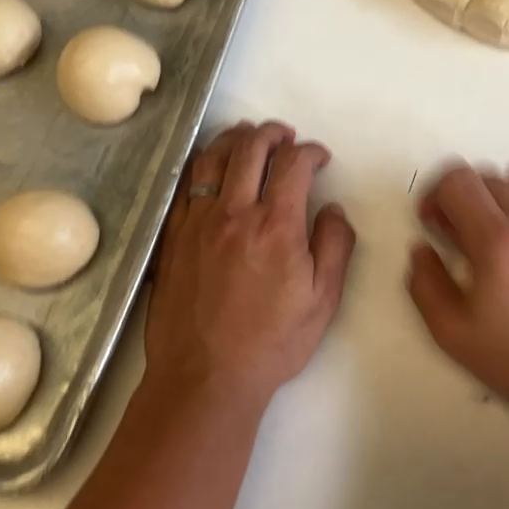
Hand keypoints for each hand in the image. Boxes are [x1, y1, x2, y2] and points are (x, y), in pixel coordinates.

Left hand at [144, 121, 356, 409]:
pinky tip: (209, 168)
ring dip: (233, 139)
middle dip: (272, 133)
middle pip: (250, 149)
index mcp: (277, 225)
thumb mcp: (323, 300)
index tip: (319, 157)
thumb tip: (332, 210)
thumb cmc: (272, 342)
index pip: (293, 164)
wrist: (206, 375)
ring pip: (211, 159)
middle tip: (285, 135)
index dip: (310, 151)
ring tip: (247, 138)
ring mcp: (197, 222)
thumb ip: (335, 247)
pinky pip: (184, 185)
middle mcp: (235, 213)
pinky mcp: (173, 237)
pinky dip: (200, 165)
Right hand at [407, 163, 508, 418]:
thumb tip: (422, 250)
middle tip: (451, 234)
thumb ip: (425, 283)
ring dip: (491, 196)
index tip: (430, 224)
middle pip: (486, 175)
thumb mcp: (451, 332)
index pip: (458, 180)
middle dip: (459, 196)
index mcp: (497, 240)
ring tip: (483, 235)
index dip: (433, 194)